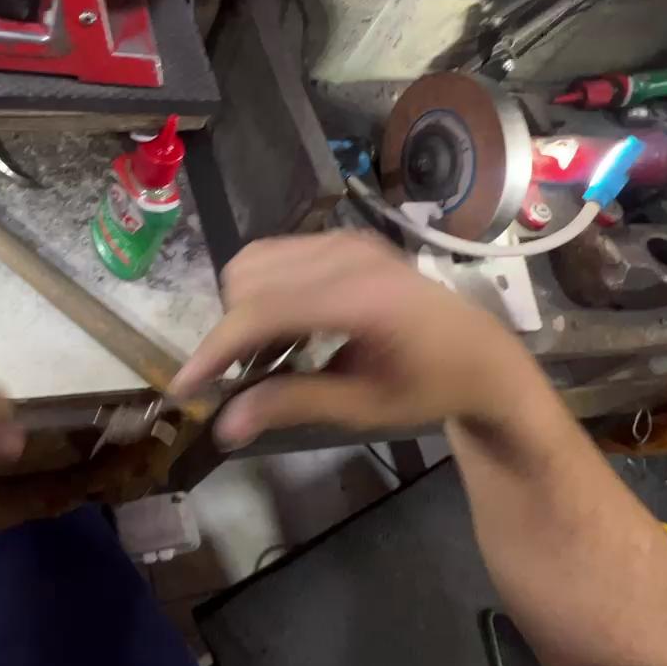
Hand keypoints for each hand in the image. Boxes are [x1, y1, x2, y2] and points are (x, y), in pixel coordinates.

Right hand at [170, 231, 546, 448]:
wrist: (482, 353)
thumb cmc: (431, 386)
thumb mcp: (365, 406)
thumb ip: (293, 405)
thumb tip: (224, 426)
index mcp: (361, 298)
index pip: (262, 311)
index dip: (216, 348)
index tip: (184, 385)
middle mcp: (347, 255)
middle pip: (248, 279)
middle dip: (231, 330)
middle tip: (243, 375)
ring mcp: (343, 241)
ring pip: (254, 262)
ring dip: (242, 308)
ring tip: (265, 353)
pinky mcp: (339, 239)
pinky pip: (274, 255)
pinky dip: (261, 291)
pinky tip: (282, 328)